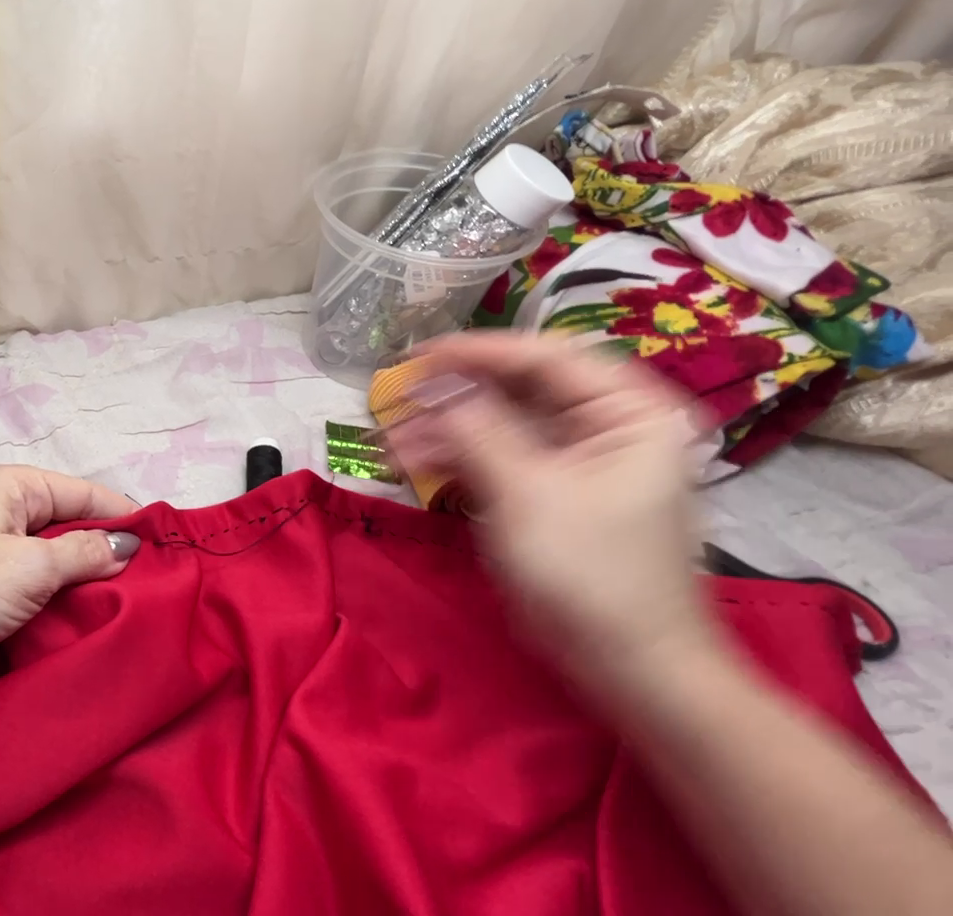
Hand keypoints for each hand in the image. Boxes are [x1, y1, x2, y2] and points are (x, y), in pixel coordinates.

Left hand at [0, 465, 141, 685]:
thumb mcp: (33, 567)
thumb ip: (85, 553)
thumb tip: (127, 546)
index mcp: (13, 486)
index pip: (85, 493)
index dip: (124, 517)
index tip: (164, 545)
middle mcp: (1, 506)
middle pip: (69, 521)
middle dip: (105, 548)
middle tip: (150, 579)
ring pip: (52, 553)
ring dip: (81, 575)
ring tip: (124, 598)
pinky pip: (32, 577)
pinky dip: (56, 592)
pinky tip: (80, 612)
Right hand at [384, 333, 717, 695]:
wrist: (628, 665)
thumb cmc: (590, 573)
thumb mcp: (527, 493)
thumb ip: (475, 427)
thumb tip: (429, 380)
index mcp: (629, 412)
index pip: (544, 357)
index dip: (475, 352)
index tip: (413, 358)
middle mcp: (607, 425)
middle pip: (516, 389)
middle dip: (450, 396)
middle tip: (393, 402)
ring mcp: (576, 459)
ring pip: (497, 423)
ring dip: (442, 430)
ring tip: (388, 442)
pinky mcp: (549, 491)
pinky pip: (495, 456)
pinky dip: (454, 458)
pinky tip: (409, 463)